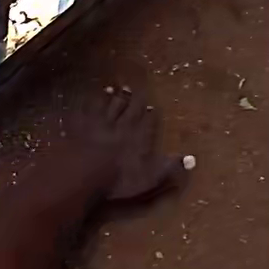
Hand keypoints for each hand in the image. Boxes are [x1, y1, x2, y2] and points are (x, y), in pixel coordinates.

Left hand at [79, 87, 183, 203]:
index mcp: (137, 137)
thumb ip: (168, 167)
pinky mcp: (78, 126)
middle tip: (135, 89)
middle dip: (132, 99)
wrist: (82, 174)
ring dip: (111, 97)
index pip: (147, 122)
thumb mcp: (149, 178)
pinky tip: (87, 99)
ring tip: (114, 88)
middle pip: (128, 108)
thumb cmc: (118, 180)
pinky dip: (87, 103)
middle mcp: (120, 126)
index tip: (152, 107)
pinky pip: (84, 111)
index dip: (150, 114)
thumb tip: (190, 159)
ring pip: (106, 105)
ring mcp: (97, 124)